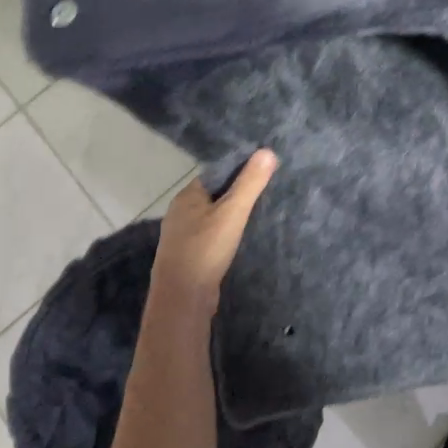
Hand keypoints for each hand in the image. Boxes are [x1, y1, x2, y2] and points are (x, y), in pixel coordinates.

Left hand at [148, 149, 278, 325]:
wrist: (182, 297)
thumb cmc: (205, 249)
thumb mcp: (233, 213)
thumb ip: (250, 183)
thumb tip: (267, 151)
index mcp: (187, 196)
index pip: (216, 174)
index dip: (239, 171)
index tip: (263, 174)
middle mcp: (180, 211)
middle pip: (214, 195)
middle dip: (236, 194)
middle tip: (266, 195)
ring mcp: (181, 234)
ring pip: (211, 216)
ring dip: (230, 216)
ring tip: (257, 216)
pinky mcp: (188, 254)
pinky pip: (209, 235)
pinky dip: (224, 233)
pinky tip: (239, 240)